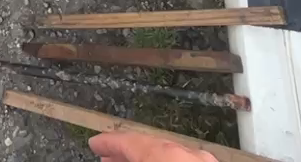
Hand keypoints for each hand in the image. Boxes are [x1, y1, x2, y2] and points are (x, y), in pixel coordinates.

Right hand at [88, 130, 218, 161]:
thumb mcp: (142, 161)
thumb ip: (122, 159)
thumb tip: (110, 157)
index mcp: (165, 153)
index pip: (129, 140)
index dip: (108, 141)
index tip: (94, 144)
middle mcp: (188, 152)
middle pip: (150, 145)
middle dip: (127, 151)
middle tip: (108, 157)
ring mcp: (205, 161)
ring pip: (170, 153)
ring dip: (146, 157)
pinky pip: (184, 161)